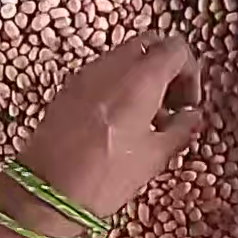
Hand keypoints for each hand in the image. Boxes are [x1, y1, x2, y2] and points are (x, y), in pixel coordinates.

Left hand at [0, 32, 203, 235]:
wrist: (47, 192)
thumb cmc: (105, 177)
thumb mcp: (155, 157)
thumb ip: (181, 128)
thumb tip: (191, 116)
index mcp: (140, 79)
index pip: (177, 49)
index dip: (191, 74)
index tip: (188, 104)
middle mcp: (113, 66)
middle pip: (151, 45)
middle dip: (167, 70)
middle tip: (171, 105)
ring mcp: (87, 74)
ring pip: (125, 57)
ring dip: (143, 78)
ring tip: (147, 119)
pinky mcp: (69, 88)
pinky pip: (103, 73)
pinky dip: (119, 85)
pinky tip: (120, 122)